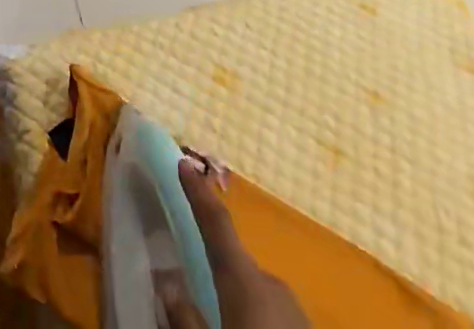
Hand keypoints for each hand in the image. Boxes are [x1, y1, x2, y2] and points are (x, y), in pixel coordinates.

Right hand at [160, 159, 310, 328]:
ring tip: (219, 322)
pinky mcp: (307, 328)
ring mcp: (295, 308)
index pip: (216, 223)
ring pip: (252, 291)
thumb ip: (185, 317)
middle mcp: (272, 283)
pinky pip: (270, 313)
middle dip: (212, 268)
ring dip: (233, 301)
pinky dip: (253, 319)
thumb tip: (166, 278)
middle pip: (233, 262)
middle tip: (193, 287)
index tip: (184, 162)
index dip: (198, 193)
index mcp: (244, 281)